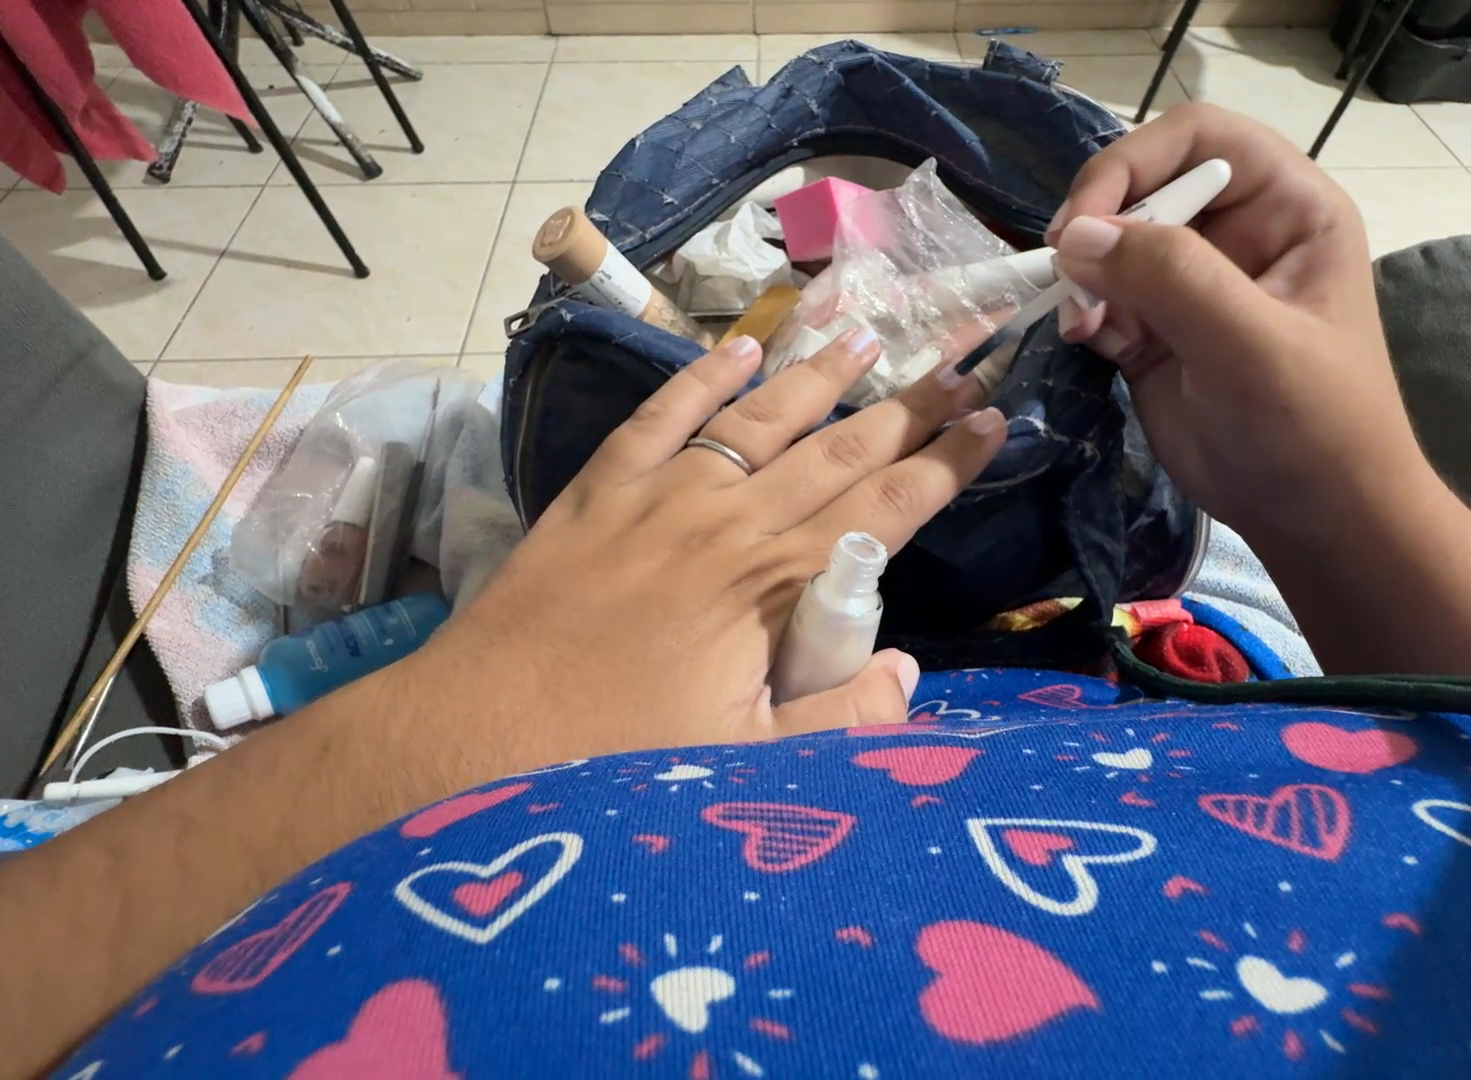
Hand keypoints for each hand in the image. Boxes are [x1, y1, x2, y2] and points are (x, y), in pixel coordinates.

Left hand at [420, 332, 999, 768]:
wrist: (477, 731)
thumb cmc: (617, 755)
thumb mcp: (748, 763)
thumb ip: (841, 718)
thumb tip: (907, 670)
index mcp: (775, 583)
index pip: (886, 505)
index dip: (947, 462)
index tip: (993, 418)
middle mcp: (729, 519)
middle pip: (838, 448)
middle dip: (909, 406)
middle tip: (959, 361)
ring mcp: (661, 495)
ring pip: (759, 418)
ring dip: (818, 376)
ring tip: (867, 335)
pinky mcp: (602, 490)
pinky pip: (663, 417)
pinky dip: (702, 377)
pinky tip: (740, 349)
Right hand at [1047, 103, 1434, 545]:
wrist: (1308, 514)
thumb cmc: (1308, 425)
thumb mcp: (1249, 344)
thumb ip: (1169, 279)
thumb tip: (1073, 238)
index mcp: (1285, 209)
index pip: (1199, 139)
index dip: (1134, 164)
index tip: (1082, 222)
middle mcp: (1233, 238)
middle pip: (1143, 190)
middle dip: (1098, 227)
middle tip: (1065, 272)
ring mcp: (1188, 291)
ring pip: (1112, 251)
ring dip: (1082, 280)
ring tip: (1079, 325)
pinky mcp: (1153, 338)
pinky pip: (1101, 304)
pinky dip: (1081, 316)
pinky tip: (1083, 341)